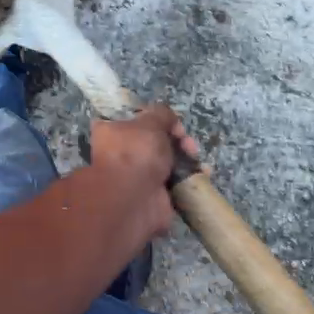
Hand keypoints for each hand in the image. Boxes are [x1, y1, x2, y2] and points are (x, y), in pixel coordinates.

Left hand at [89, 107, 199, 237]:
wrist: (134, 198)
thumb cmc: (136, 152)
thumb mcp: (150, 122)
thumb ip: (162, 114)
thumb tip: (169, 120)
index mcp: (110, 131)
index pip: (133, 120)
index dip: (155, 119)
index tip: (171, 122)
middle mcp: (121, 153)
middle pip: (155, 140)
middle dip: (177, 139)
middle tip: (188, 144)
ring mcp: (138, 175)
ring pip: (167, 161)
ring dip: (186, 158)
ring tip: (196, 158)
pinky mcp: (155, 195)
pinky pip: (176, 182)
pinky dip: (190, 178)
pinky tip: (203, 173)